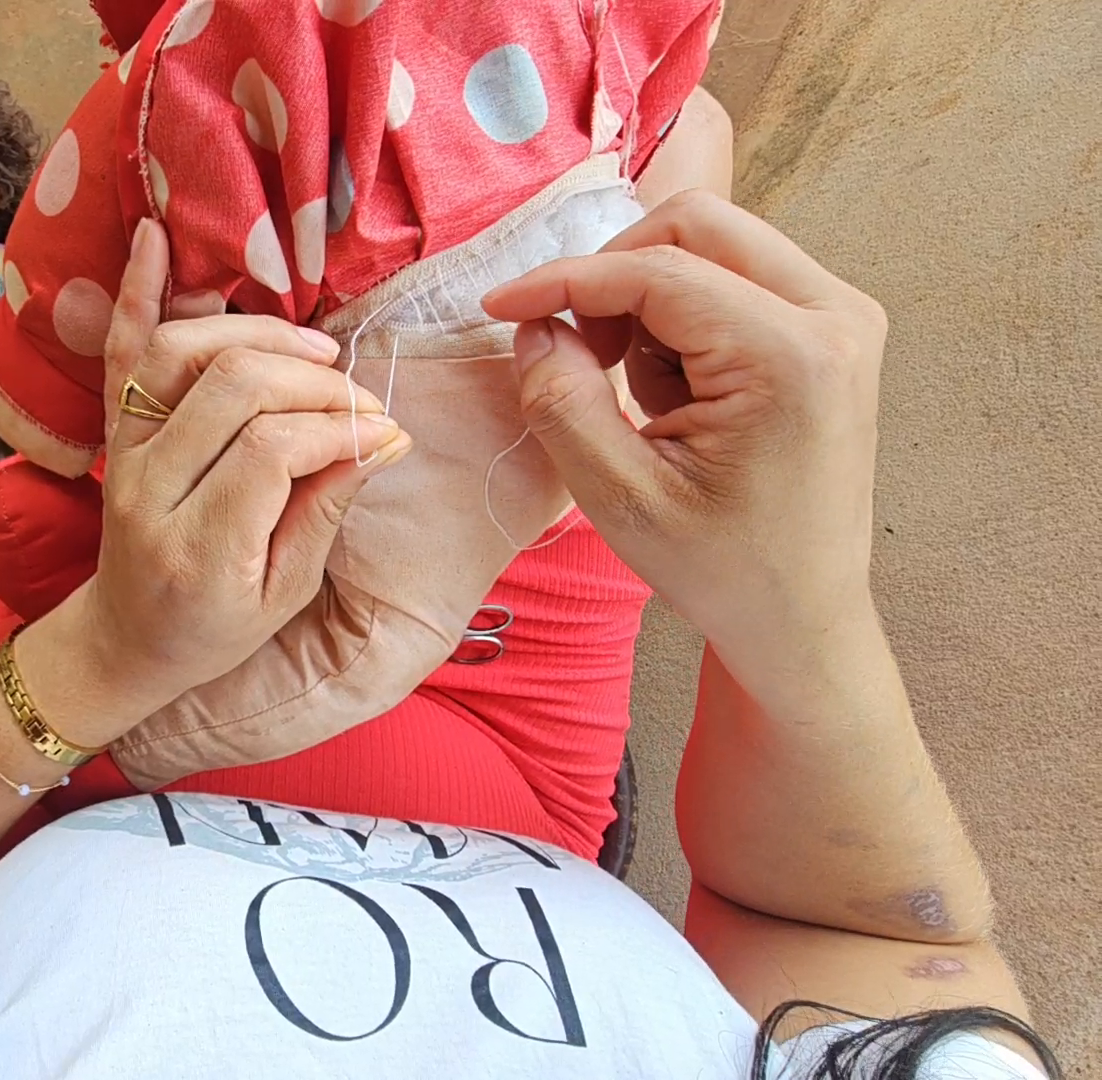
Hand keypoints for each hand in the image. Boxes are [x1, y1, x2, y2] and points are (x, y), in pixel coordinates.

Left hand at [47, 219, 411, 723]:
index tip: (376, 432)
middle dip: (309, 381)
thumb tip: (380, 438)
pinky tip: (155, 241)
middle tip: (353, 399)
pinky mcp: (114, 434)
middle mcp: (148, 490)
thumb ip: (323, 513)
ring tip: (309, 353)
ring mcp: (122, 455)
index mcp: (197, 547)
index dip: (333, 426)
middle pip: (230, 388)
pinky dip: (136, 295)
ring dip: (254, 336)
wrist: (128, 637)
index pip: (269, 449)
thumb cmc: (212, 630)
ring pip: (180, 354)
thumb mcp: (282, 595)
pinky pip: (119, 354)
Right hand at [480, 191, 887, 658]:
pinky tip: (660, 393)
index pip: (656, 271)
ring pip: (708, 251)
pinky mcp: (820, 335)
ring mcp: (834, 320)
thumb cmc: (713, 562)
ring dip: (637, 306)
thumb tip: (533, 328)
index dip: (562, 279)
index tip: (496, 305)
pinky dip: (666, 324)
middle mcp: (831, 314)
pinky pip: (722, 286)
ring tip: (621, 390)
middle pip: (696, 227)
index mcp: (788, 354)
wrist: (796, 609)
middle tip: (567, 345)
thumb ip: (561, 401)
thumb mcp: (615, 493)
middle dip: (607, 275)